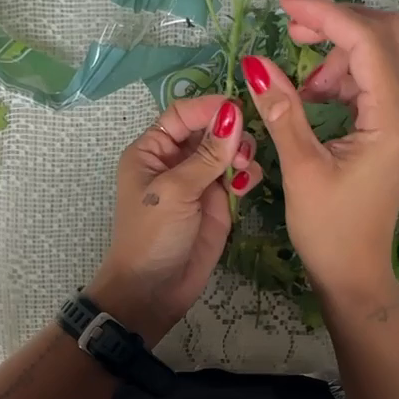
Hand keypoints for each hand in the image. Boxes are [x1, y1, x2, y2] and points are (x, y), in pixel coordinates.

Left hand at [91, 95, 260, 343]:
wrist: (154, 290)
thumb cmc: (152, 236)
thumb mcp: (175, 191)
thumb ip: (206, 155)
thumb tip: (233, 114)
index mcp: (152, 151)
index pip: (183, 114)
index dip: (209, 108)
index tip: (237, 110)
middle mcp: (176, 161)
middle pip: (210, 129)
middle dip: (230, 132)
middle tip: (242, 150)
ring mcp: (199, 182)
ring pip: (228, 151)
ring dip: (241, 153)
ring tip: (242, 170)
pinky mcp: (219, 204)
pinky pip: (238, 177)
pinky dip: (246, 175)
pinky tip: (246, 185)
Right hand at [240, 0, 398, 310]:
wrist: (354, 273)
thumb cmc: (329, 231)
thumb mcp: (300, 170)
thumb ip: (282, 112)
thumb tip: (256, 64)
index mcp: (392, 117)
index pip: (366, 40)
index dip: (326, 15)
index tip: (285, 6)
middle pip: (384, 34)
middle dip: (338, 23)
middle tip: (292, 29)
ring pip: (379, 55)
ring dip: (338, 53)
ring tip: (300, 85)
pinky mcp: (389, 129)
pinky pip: (372, 81)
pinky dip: (342, 76)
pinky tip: (312, 99)